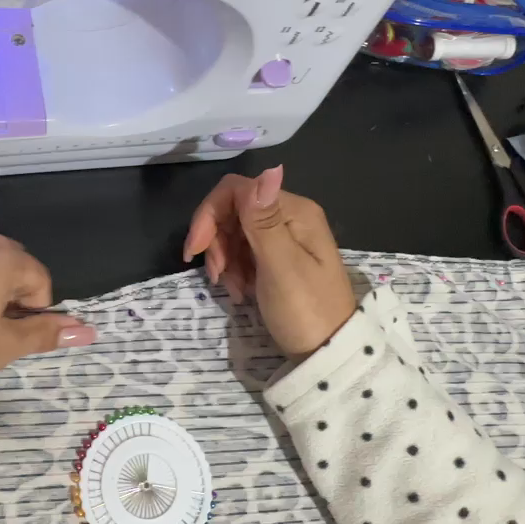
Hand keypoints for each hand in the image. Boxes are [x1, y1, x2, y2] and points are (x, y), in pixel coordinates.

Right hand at [182, 166, 355, 356]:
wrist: (330, 356)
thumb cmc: (306, 311)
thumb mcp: (281, 267)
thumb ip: (265, 220)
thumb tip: (269, 168)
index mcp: (294, 211)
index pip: (237, 190)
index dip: (209, 215)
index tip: (194, 251)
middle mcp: (290, 216)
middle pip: (233, 211)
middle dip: (216, 241)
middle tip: (216, 276)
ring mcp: (285, 238)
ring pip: (234, 232)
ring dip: (224, 259)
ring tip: (233, 289)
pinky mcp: (278, 258)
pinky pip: (244, 251)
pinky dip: (234, 269)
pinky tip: (240, 291)